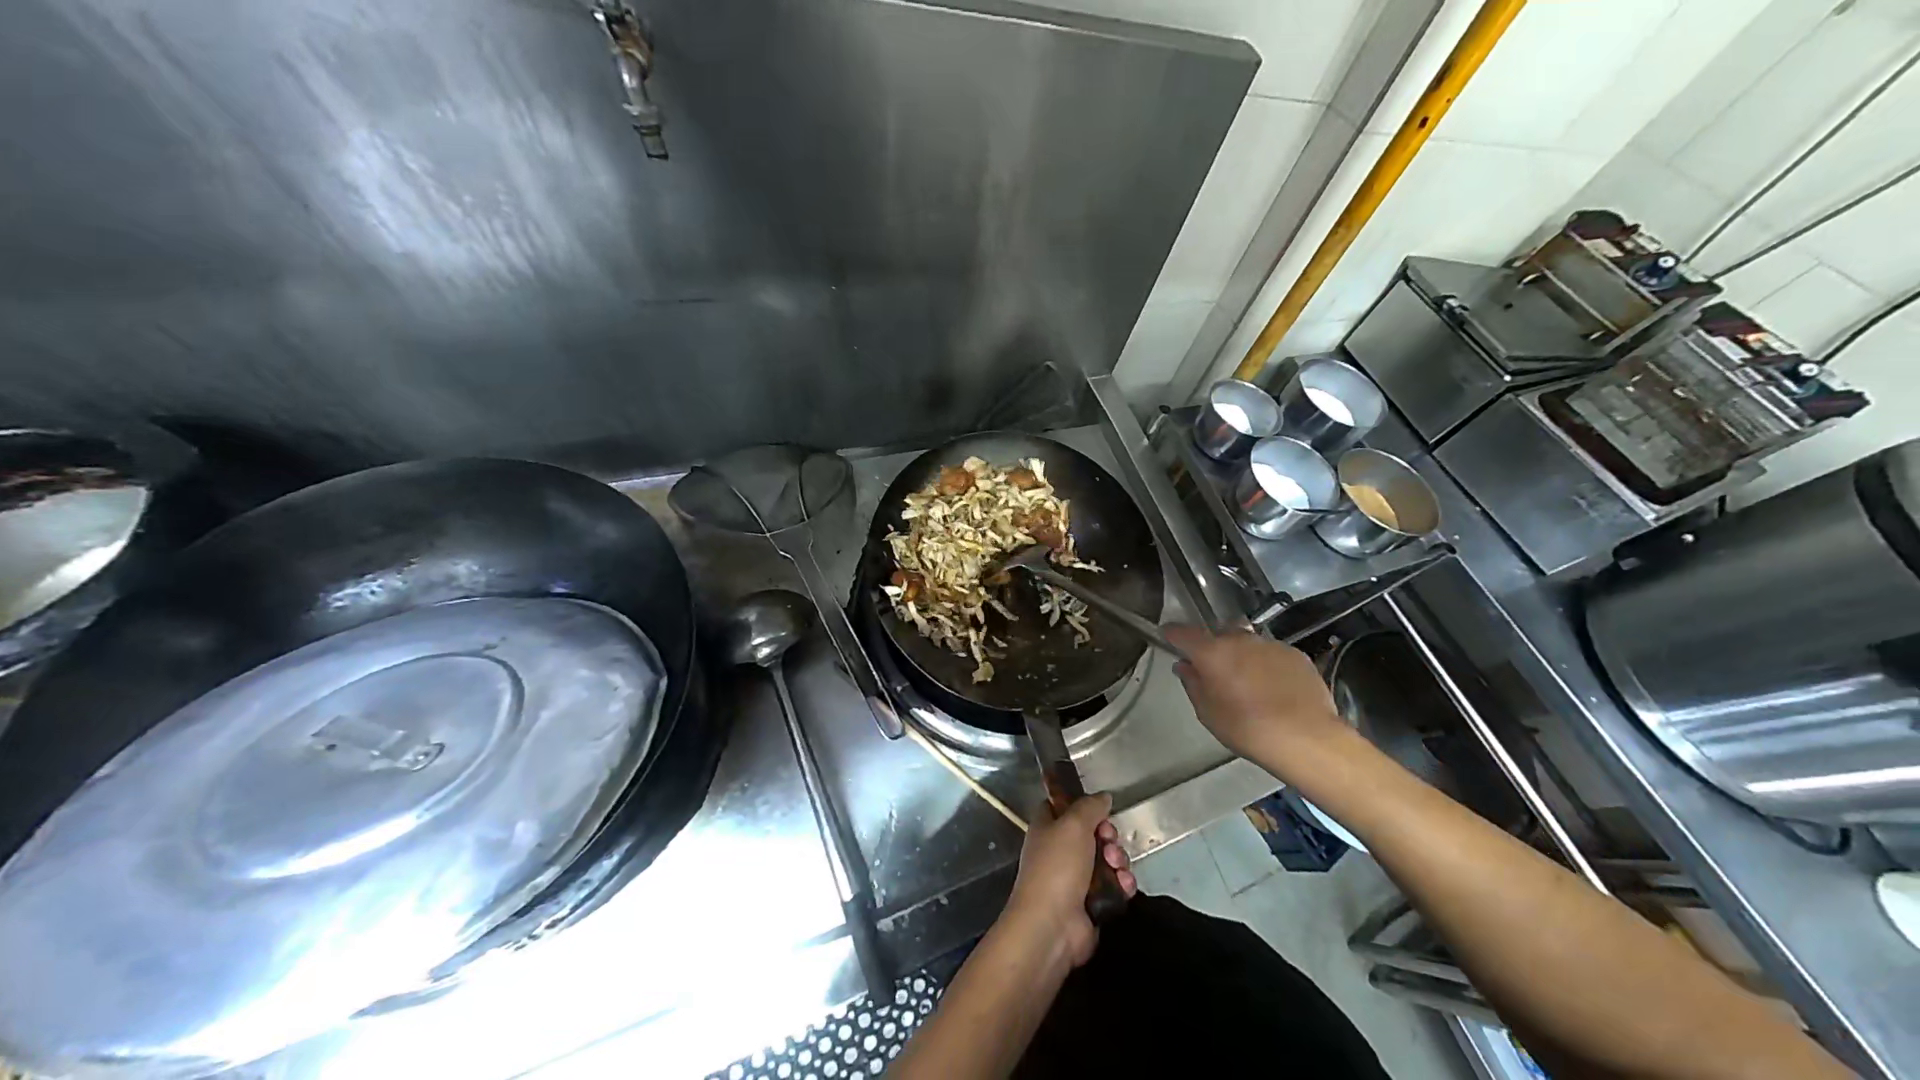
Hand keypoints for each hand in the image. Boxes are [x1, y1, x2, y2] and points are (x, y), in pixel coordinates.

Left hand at [999, 793, 1135, 968]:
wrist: (1053, 926)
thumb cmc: (1057, 868)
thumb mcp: (1073, 825)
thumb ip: (1090, 806)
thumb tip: (1103, 797)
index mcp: (1047, 827)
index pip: (1063, 806)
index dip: (1083, 805)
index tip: (1098, 809)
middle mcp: (1060, 850)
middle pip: (1093, 832)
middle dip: (1108, 836)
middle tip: (1108, 842)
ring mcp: (1077, 877)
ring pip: (1108, 858)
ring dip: (1118, 860)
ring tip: (1115, 868)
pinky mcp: (1094, 901)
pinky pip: (1115, 884)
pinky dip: (1122, 884)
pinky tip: (1123, 887)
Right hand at [1165, 625, 1345, 764]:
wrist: (1306, 737)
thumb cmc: (1247, 728)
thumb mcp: (1208, 713)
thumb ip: (1193, 684)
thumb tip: (1185, 666)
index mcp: (1212, 652)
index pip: (1183, 632)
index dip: (1173, 634)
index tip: (1168, 636)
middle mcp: (1240, 639)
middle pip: (1219, 634)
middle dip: (1213, 647)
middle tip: (1215, 671)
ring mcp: (1271, 644)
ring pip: (1248, 643)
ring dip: (1242, 655)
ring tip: (1248, 682)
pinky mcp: (1296, 655)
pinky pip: (1272, 654)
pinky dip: (1267, 664)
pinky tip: (1274, 688)